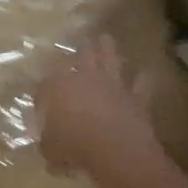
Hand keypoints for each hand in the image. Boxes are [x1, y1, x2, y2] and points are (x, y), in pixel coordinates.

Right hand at [37, 34, 158, 176]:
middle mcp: (86, 77)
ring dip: (108, 49)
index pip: (48, 81)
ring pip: (110, 58)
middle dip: (82, 49)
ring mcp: (112, 84)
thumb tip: (46, 145)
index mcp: (60, 86)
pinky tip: (145, 73)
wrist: (115, 147)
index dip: (44, 89)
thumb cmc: (75, 145)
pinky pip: (141, 85)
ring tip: (106, 38)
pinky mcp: (135, 97)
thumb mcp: (52, 148)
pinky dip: (143, 80)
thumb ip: (48, 143)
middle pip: (83, 55)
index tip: (42, 97)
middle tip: (82, 42)